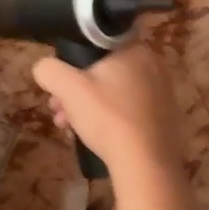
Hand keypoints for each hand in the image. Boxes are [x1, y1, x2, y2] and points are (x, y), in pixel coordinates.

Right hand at [33, 45, 183, 177]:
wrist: (146, 163)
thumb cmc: (108, 118)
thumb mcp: (69, 89)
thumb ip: (50, 70)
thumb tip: (44, 68)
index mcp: (133, 49)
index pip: (93, 45)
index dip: (70, 64)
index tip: (57, 87)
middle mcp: (152, 65)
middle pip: (102, 71)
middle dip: (75, 91)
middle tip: (59, 112)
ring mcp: (161, 91)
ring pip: (113, 92)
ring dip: (87, 107)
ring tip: (70, 128)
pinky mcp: (164, 116)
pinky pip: (128, 109)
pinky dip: (110, 118)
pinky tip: (94, 137)